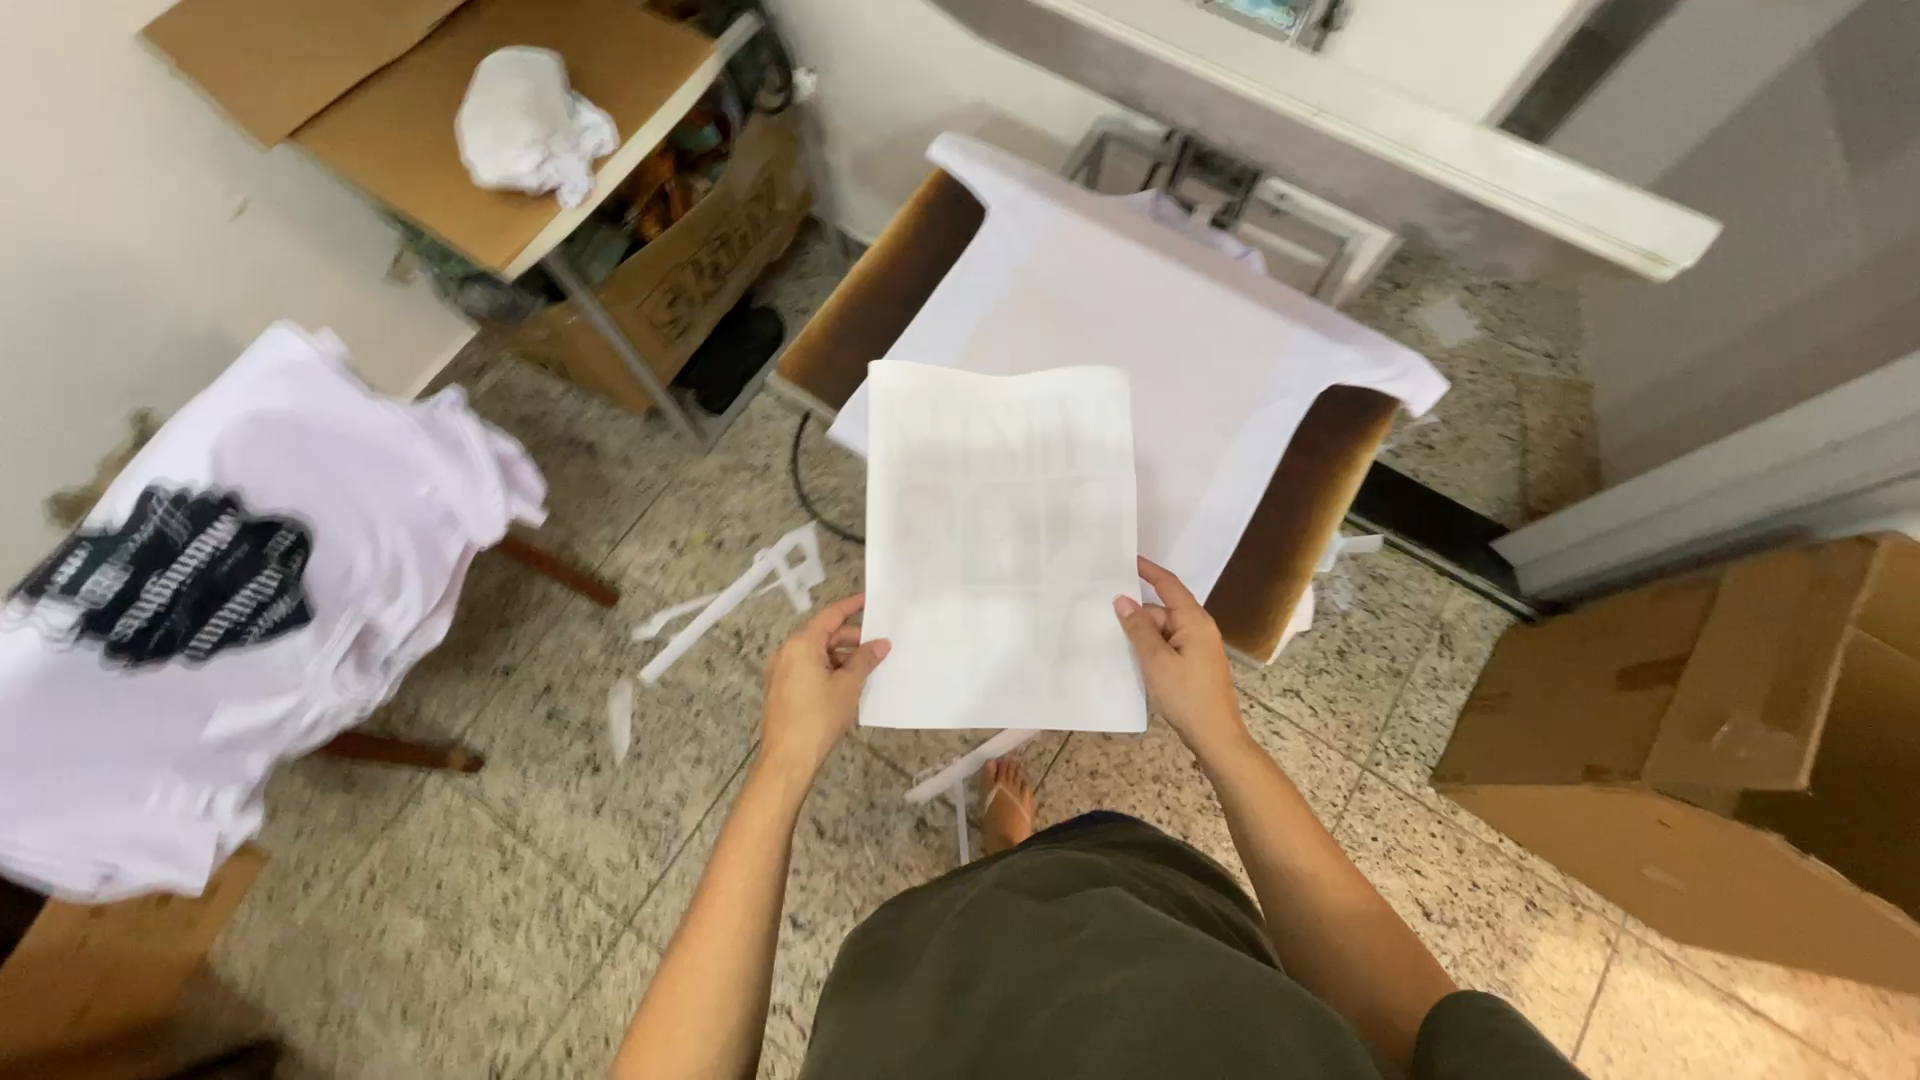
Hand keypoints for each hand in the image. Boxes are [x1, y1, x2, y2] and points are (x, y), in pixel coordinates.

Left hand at [759, 594, 889, 781]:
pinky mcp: (781, 690)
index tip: (869, 600)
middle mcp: (787, 652)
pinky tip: (846, 685)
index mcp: (801, 644)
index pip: (830, 616)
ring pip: (816, 654)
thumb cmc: (819, 716)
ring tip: (865, 669)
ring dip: (840, 657)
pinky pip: (807, 669)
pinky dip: (828, 670)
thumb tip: (881, 643)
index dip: (851, 607)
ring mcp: (781, 672)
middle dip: (850, 639)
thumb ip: (865, 660)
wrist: (788, 758)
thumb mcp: (849, 685)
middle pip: (823, 635)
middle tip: (876, 646)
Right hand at [1114, 557, 1247, 755]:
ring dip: (1142, 637)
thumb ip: (1138, 628)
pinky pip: (1167, 647)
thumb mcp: (1156, 661)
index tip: (1127, 559)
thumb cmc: (1187, 696)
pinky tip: (1133, 661)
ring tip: (1114, 645)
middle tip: (1104, 620)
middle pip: (1162, 611)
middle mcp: (1199, 629)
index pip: (1169, 585)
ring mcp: (1198, 648)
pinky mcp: (1194, 665)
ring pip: (1163, 631)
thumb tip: (1122, 599)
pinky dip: (1150, 650)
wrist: (1216, 736)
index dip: (1148, 570)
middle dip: (1137, 616)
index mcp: (1194, 621)